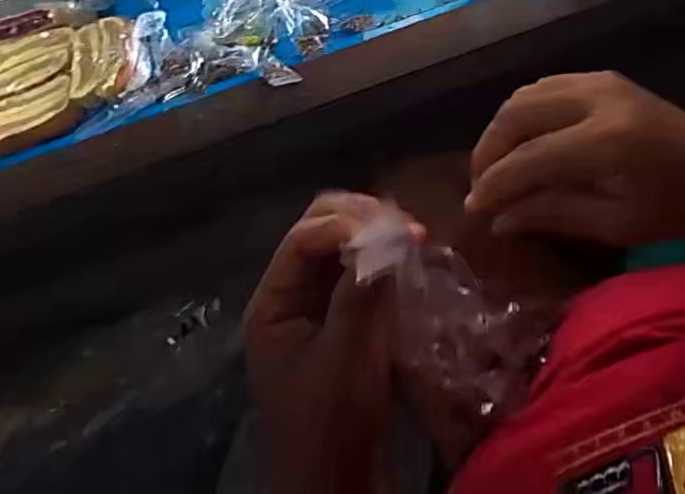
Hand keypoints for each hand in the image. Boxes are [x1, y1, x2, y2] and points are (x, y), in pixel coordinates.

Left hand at [243, 192, 424, 493]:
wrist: (335, 486)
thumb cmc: (330, 427)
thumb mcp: (345, 359)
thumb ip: (361, 294)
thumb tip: (390, 234)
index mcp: (272, 302)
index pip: (303, 239)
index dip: (345, 224)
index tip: (392, 227)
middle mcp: (291, 292)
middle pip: (319, 228)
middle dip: (360, 219)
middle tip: (404, 226)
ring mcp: (318, 300)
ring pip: (342, 242)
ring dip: (375, 231)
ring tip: (412, 233)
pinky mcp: (344, 312)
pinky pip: (361, 266)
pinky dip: (384, 254)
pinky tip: (408, 252)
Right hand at [466, 72, 684, 245]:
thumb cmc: (673, 206)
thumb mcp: (615, 224)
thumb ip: (552, 214)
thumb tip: (498, 220)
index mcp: (606, 141)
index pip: (531, 158)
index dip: (496, 184)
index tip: (474, 208)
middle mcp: (595, 99)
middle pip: (517, 115)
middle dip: (488, 151)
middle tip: (479, 183)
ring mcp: (596, 80)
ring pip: (523, 95)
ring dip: (500, 129)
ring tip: (494, 163)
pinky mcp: (597, 75)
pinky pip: (541, 87)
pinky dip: (520, 112)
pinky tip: (518, 138)